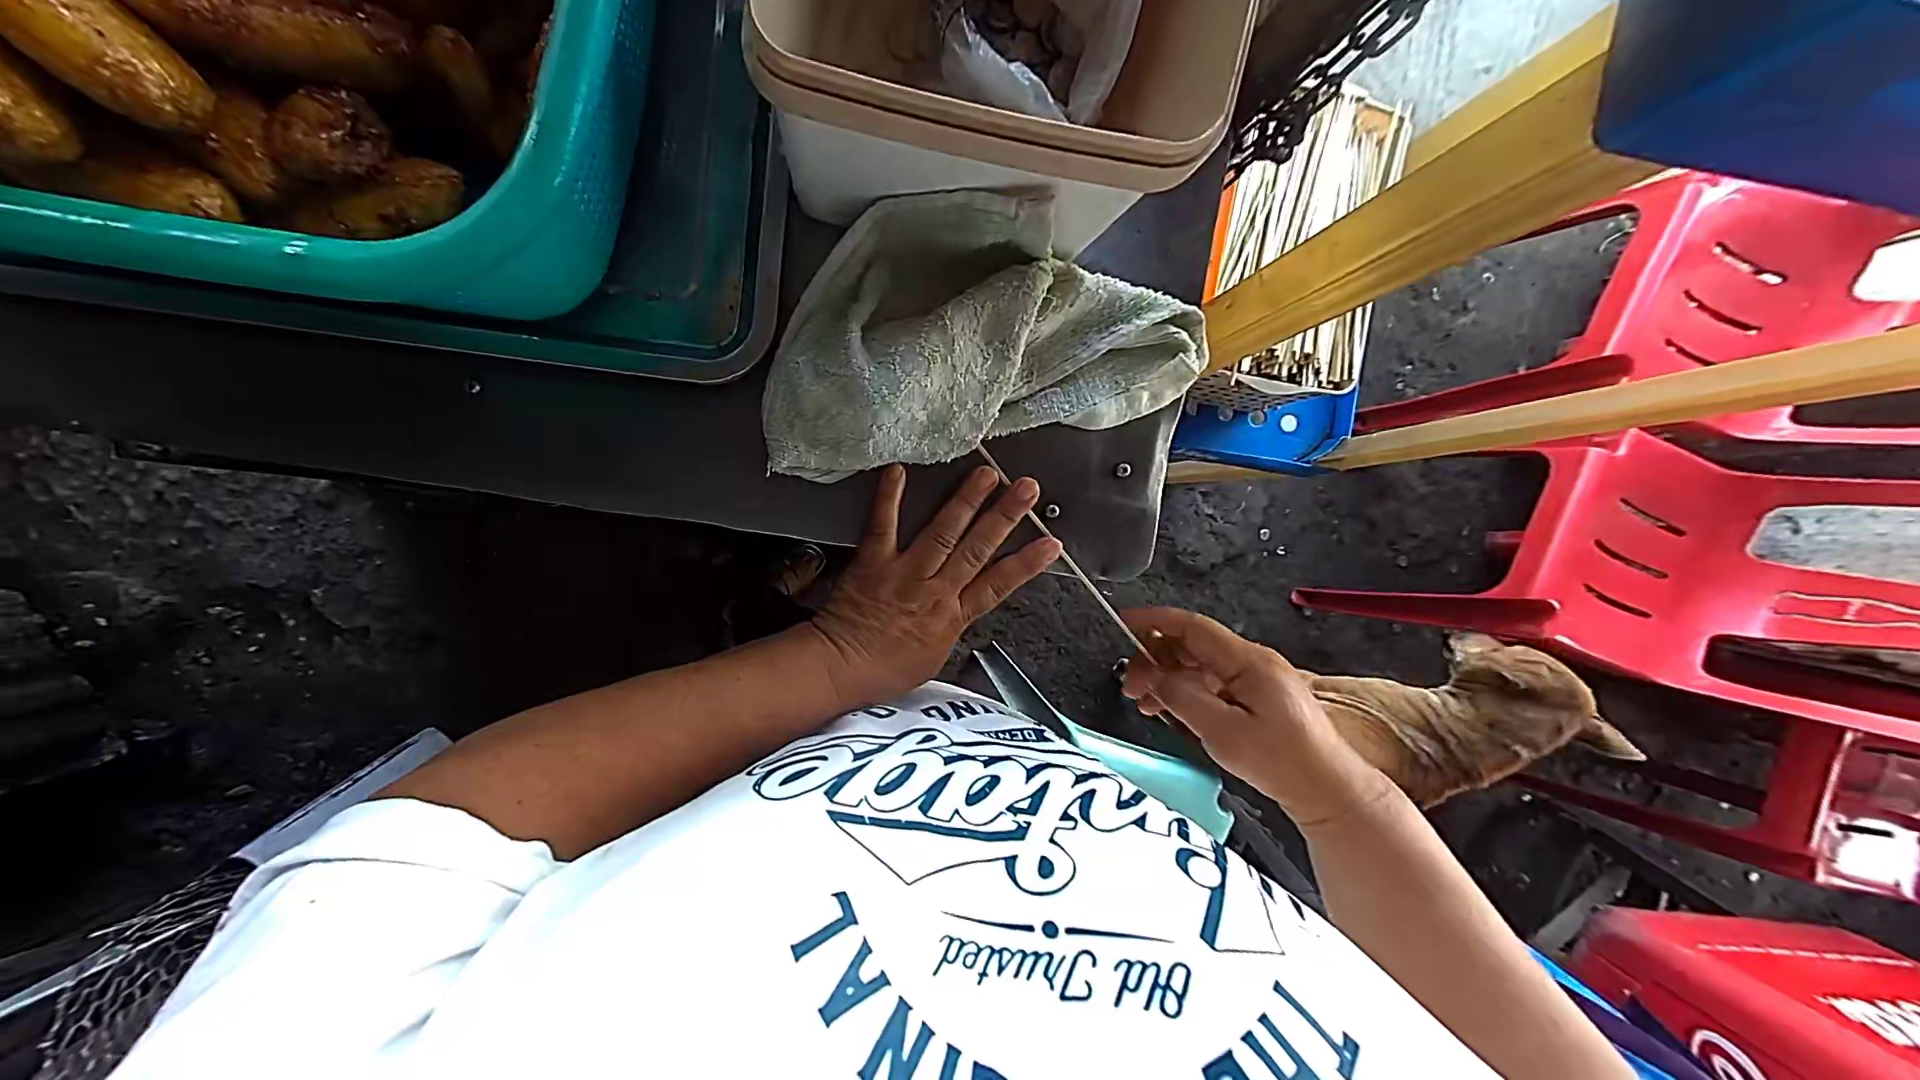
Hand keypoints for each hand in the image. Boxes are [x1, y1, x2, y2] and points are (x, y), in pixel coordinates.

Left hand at [811, 464, 1061, 705]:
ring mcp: (905, 572)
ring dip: (966, 501)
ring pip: (943, 532)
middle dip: (1005, 517)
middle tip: (1026, 490)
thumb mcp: (934, 655)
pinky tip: (899, 471)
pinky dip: (890, 497)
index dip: (1027, 562)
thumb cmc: (886, 669)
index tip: (1051, 543)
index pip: (998, 584)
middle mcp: (935, 590)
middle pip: (977, 548)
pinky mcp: (875, 562)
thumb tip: (961, 607)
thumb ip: (952, 624)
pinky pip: (884, 524)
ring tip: (987, 475)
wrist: (843, 669)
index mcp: (952, 616)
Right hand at [1120, 607, 1395, 827]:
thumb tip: (1152, 677)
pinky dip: (1185, 691)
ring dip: (1167, 678)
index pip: (1192, 626)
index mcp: (1249, 662)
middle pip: (1191, 645)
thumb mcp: (1224, 733)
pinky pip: (1211, 682)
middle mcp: (1253, 663)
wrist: (1329, 791)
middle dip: (1154, 659)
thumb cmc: (1285, 764)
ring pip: (1198, 665)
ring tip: (1145, 702)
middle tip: (1131, 684)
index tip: (1124, 622)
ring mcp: (1255, 679)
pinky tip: (1170, 709)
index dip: (1154, 621)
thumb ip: (1182, 698)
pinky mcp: (1256, 696)